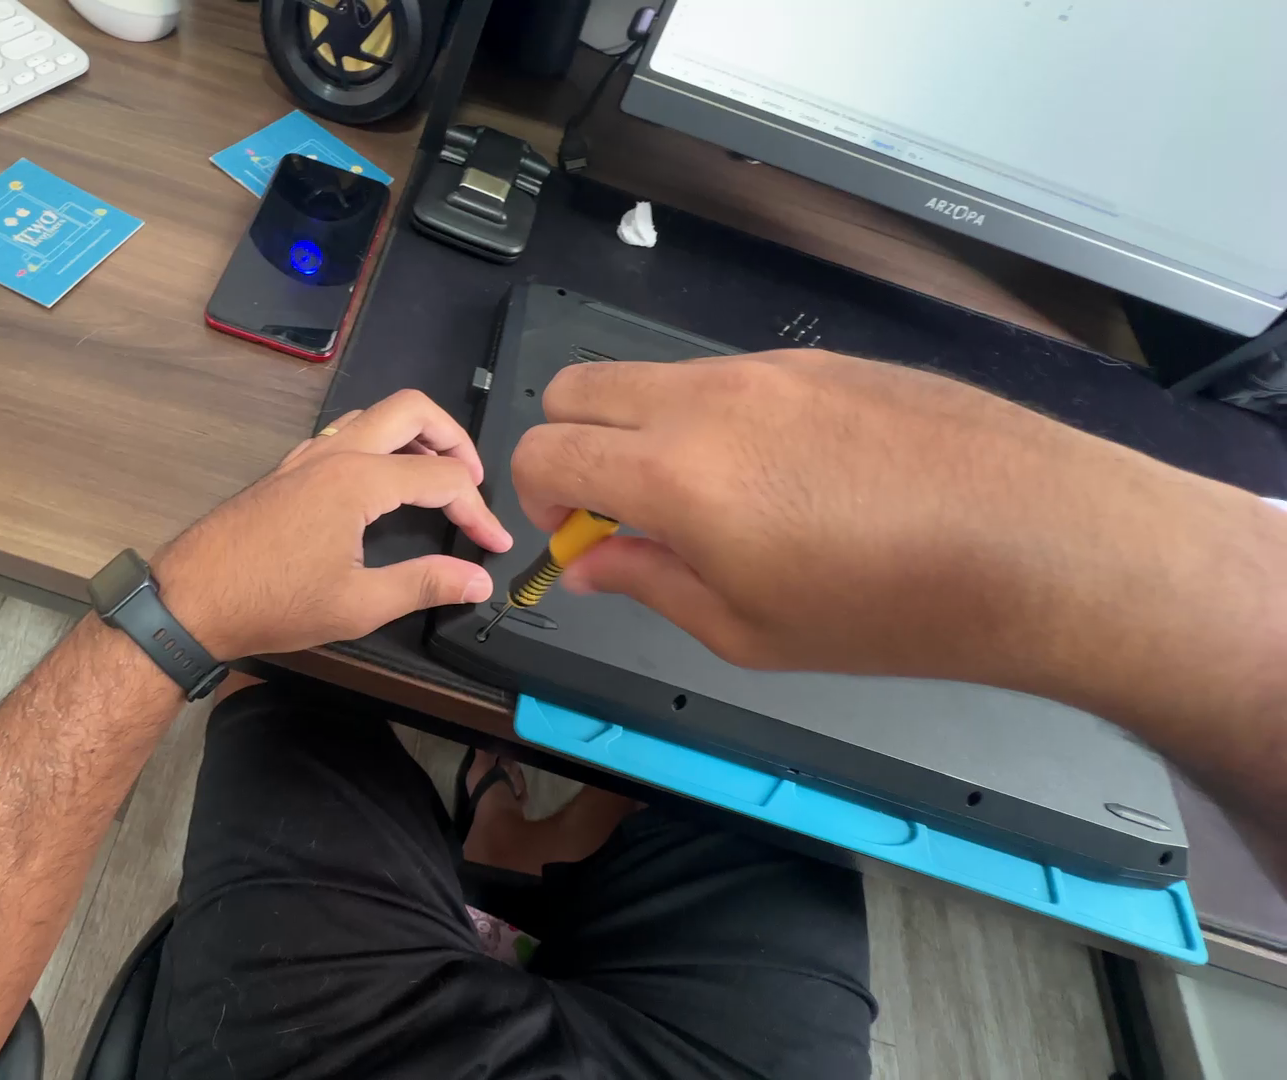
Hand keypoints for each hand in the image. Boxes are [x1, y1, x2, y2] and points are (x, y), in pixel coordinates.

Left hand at [155, 390, 511, 660]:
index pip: (442, 477)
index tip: (495, 544)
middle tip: (473, 479)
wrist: (190, 600)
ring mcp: (304, 457)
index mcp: (358, 480)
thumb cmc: (273, 604)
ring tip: (433, 473)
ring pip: (371, 415)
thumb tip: (480, 579)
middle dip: (453, 437)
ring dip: (411, 433)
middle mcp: (334, 453)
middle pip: (410, 410)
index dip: (478, 510)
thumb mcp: (358, 604)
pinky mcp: (285, 471)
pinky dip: (374, 443)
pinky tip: (376, 481)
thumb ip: (425, 583)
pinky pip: (340, 435)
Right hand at [510, 349, 1264, 691]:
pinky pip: (718, 378)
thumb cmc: (887, 611)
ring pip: (644, 378)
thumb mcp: (743, 629)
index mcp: (673, 473)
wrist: (1060, 546)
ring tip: (708, 496)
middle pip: (571, 387)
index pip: (541, 450)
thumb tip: (587, 563)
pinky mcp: (816, 359)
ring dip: (637, 432)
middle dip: (567, 446)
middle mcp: (704, 400)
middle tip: (616, 503)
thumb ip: (643, 582)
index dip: (533, 496)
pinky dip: (705, 419)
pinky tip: (780, 472)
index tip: (574, 532)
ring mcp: (763, 369)